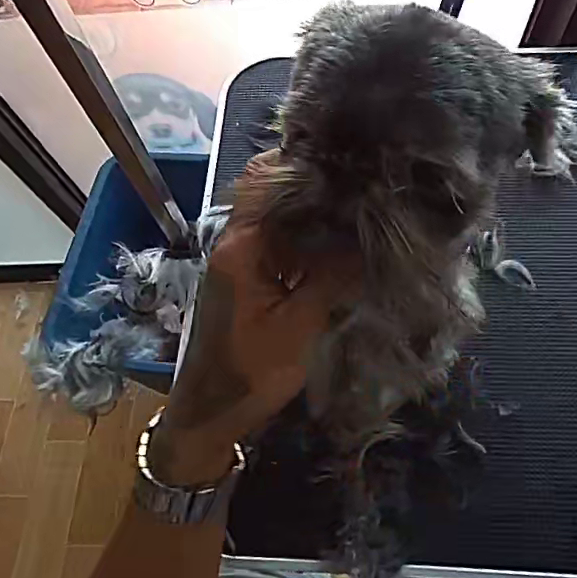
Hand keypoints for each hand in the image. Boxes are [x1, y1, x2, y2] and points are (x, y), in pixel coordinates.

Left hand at [153, 159, 356, 483]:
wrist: (210, 412)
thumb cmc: (250, 372)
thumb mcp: (298, 327)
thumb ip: (331, 278)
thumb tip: (366, 240)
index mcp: (241, 246)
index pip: (266, 180)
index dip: (305, 166)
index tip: (348, 166)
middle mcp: (236, 243)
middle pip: (274, 195)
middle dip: (317, 189)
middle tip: (363, 190)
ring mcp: (241, 260)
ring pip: (280, 220)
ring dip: (315, 216)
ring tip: (360, 213)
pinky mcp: (249, 279)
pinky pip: (280, 246)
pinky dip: (308, 242)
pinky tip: (341, 248)